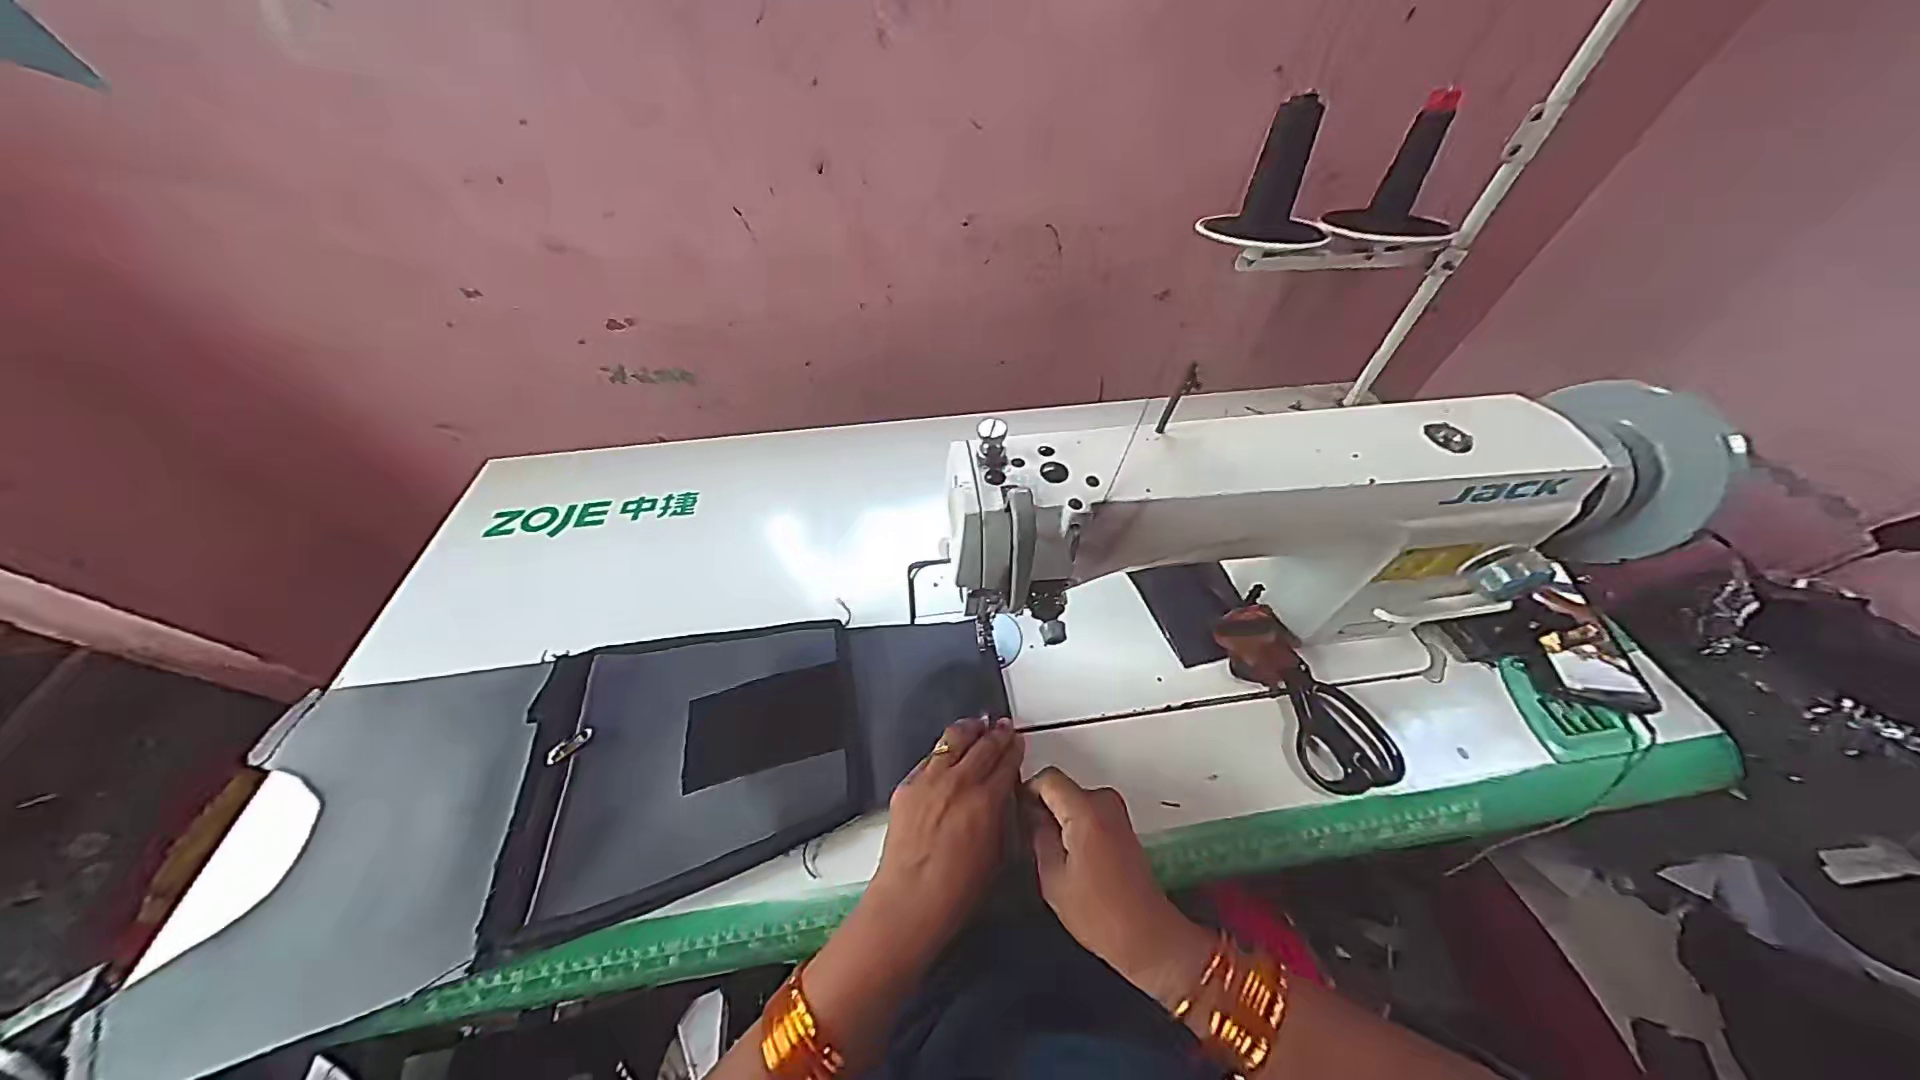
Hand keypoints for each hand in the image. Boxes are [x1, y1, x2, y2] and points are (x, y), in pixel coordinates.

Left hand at [868, 716, 1023, 943]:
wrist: (910, 900)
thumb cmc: (956, 891)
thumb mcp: (998, 854)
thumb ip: (1002, 817)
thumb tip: (1003, 798)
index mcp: (986, 800)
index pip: (1006, 761)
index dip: (1014, 748)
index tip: (1017, 742)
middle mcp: (958, 783)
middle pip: (983, 745)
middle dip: (996, 733)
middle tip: (1002, 727)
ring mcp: (929, 781)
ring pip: (953, 739)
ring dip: (969, 729)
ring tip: (977, 724)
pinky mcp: (907, 786)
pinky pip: (929, 757)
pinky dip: (943, 749)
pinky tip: (948, 749)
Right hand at [1026, 766, 1214, 1007]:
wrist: (1146, 935)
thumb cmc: (1101, 914)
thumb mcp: (1052, 877)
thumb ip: (1037, 835)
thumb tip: (1029, 814)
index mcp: (1086, 811)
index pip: (1047, 778)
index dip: (1027, 792)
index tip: (1018, 812)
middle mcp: (1105, 802)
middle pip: (1062, 787)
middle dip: (1045, 808)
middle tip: (1034, 840)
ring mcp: (1117, 812)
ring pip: (1074, 799)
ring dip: (1061, 817)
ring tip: (1056, 855)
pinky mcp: (1123, 824)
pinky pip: (1089, 810)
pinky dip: (1076, 824)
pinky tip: (1074, 857)